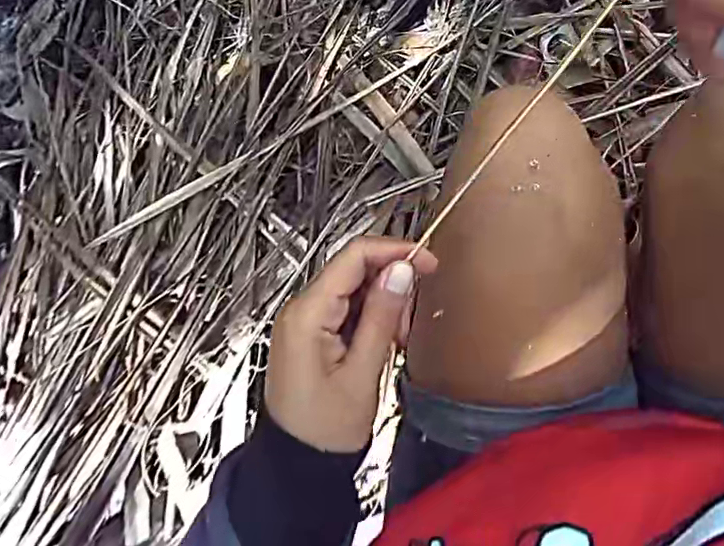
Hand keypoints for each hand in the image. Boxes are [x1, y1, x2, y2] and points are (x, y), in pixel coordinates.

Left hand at [264, 236, 439, 452]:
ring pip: (356, 286)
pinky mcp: (312, 331)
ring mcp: (305, 319)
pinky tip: (384, 343)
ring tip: (396, 341)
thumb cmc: (325, 432)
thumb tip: (403, 268)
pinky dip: (372, 318)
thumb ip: (382, 315)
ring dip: (384, 304)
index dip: (395, 251)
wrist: (295, 472)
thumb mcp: (362, 373)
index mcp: (307, 312)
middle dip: (391, 285)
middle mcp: (302, 307)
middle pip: (355, 268)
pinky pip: (348, 307)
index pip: (355, 255)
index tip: (428, 262)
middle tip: (409, 321)